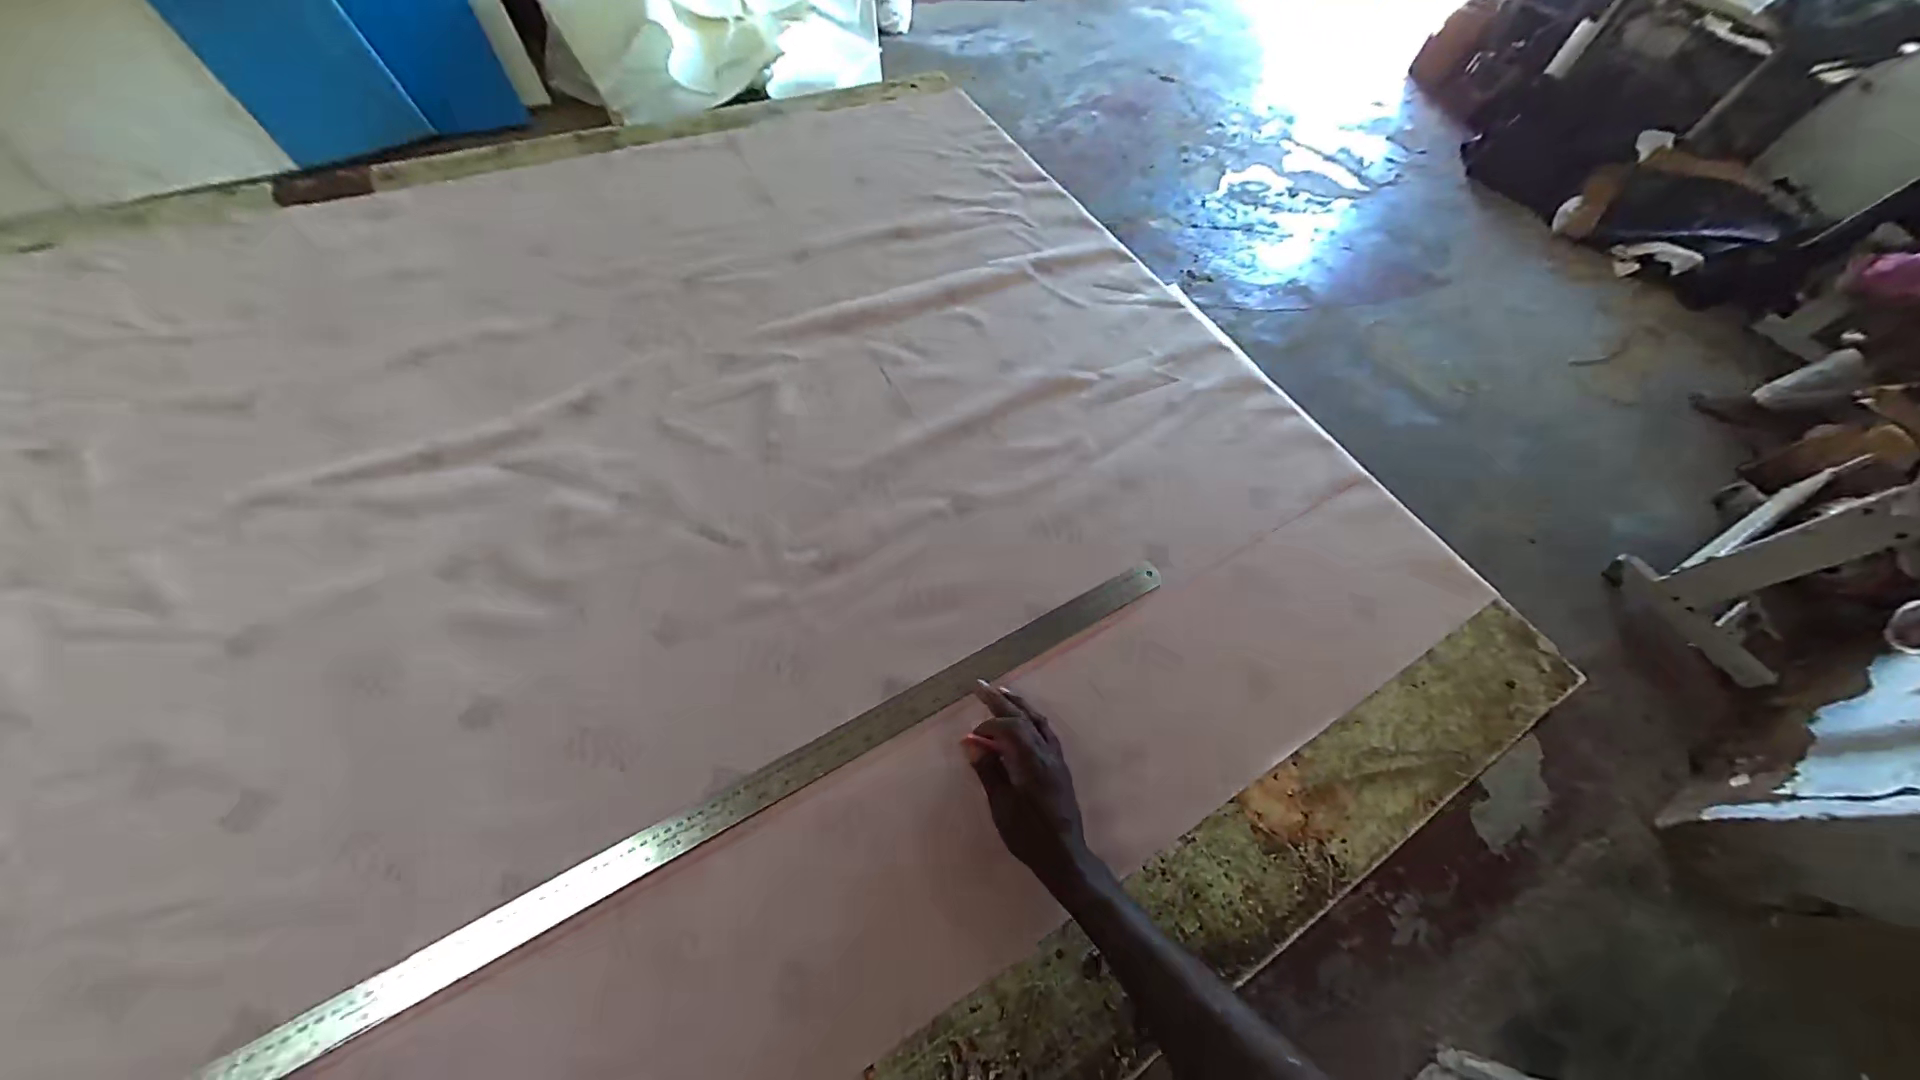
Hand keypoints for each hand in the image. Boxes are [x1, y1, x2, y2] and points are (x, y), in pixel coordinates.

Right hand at [962, 680, 1092, 888]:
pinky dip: (1031, 719)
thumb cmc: (1029, 834)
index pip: (1010, 727)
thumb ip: (988, 770)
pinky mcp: (1060, 766)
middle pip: (1024, 717)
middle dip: (1000, 700)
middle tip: (981, 685)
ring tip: (1003, 693)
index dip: (989, 726)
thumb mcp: (1001, 805)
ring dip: (1019, 705)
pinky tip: (1025, 719)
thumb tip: (970, 743)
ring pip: (1038, 721)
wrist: (1064, 855)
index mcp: (1032, 761)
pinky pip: (1046, 731)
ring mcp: (1056, 758)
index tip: (972, 737)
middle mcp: (1047, 753)